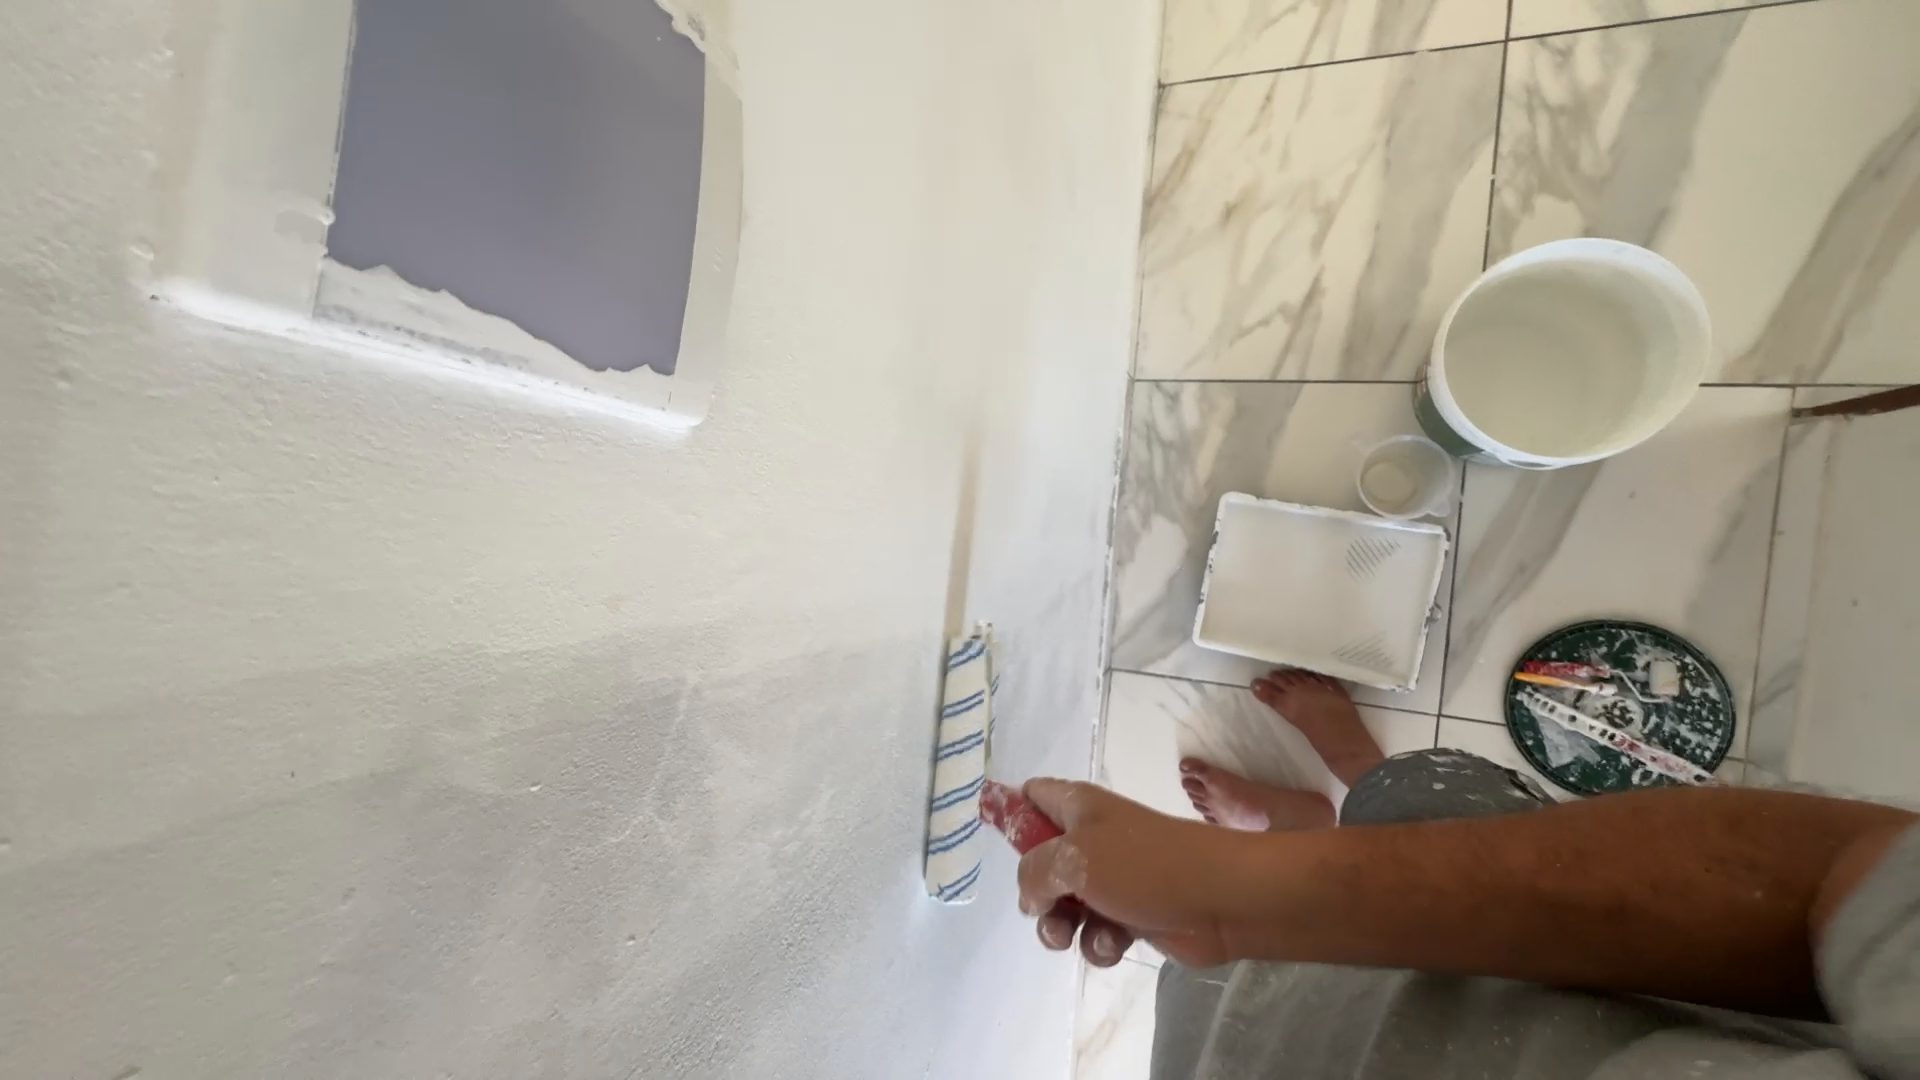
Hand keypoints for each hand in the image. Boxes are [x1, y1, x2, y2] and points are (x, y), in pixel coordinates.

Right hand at [1017, 778, 1245, 968]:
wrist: (1219, 899)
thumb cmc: (1142, 865)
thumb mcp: (1072, 858)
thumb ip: (1032, 872)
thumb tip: (1030, 895)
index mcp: (1075, 806)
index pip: (1032, 796)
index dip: (1011, 813)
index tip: (996, 839)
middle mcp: (1090, 837)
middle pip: (1040, 859)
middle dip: (1034, 891)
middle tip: (1042, 907)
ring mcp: (1111, 876)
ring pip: (1064, 903)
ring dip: (1061, 925)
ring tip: (1071, 933)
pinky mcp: (1130, 911)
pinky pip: (1095, 928)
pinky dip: (1098, 940)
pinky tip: (1114, 944)